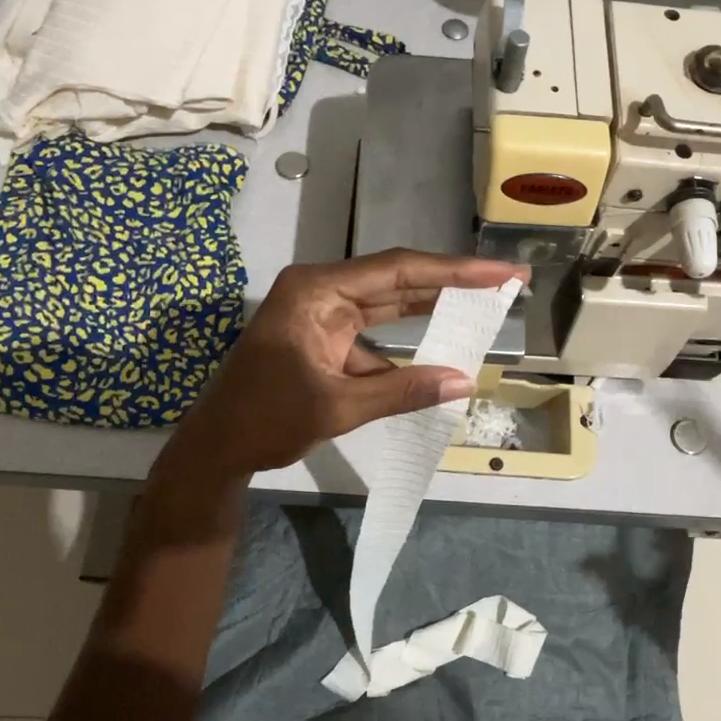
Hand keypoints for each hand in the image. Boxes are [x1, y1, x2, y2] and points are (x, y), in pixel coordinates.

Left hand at [161, 249, 524, 476]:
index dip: (456, 271)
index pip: (398, 271)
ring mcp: (320, 314)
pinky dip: (402, 349)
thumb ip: (402, 391)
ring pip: (387, 305)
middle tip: (506, 281)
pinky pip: (372, 335)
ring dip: (430, 311)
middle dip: (451, 283)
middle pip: (397, 280)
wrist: (214, 449)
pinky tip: (434, 361)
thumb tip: (464, 382)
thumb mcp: (337, 407)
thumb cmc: (265, 420)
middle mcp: (320, 290)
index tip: (502, 272)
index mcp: (316, 290)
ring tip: (482, 309)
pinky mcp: (322, 338)